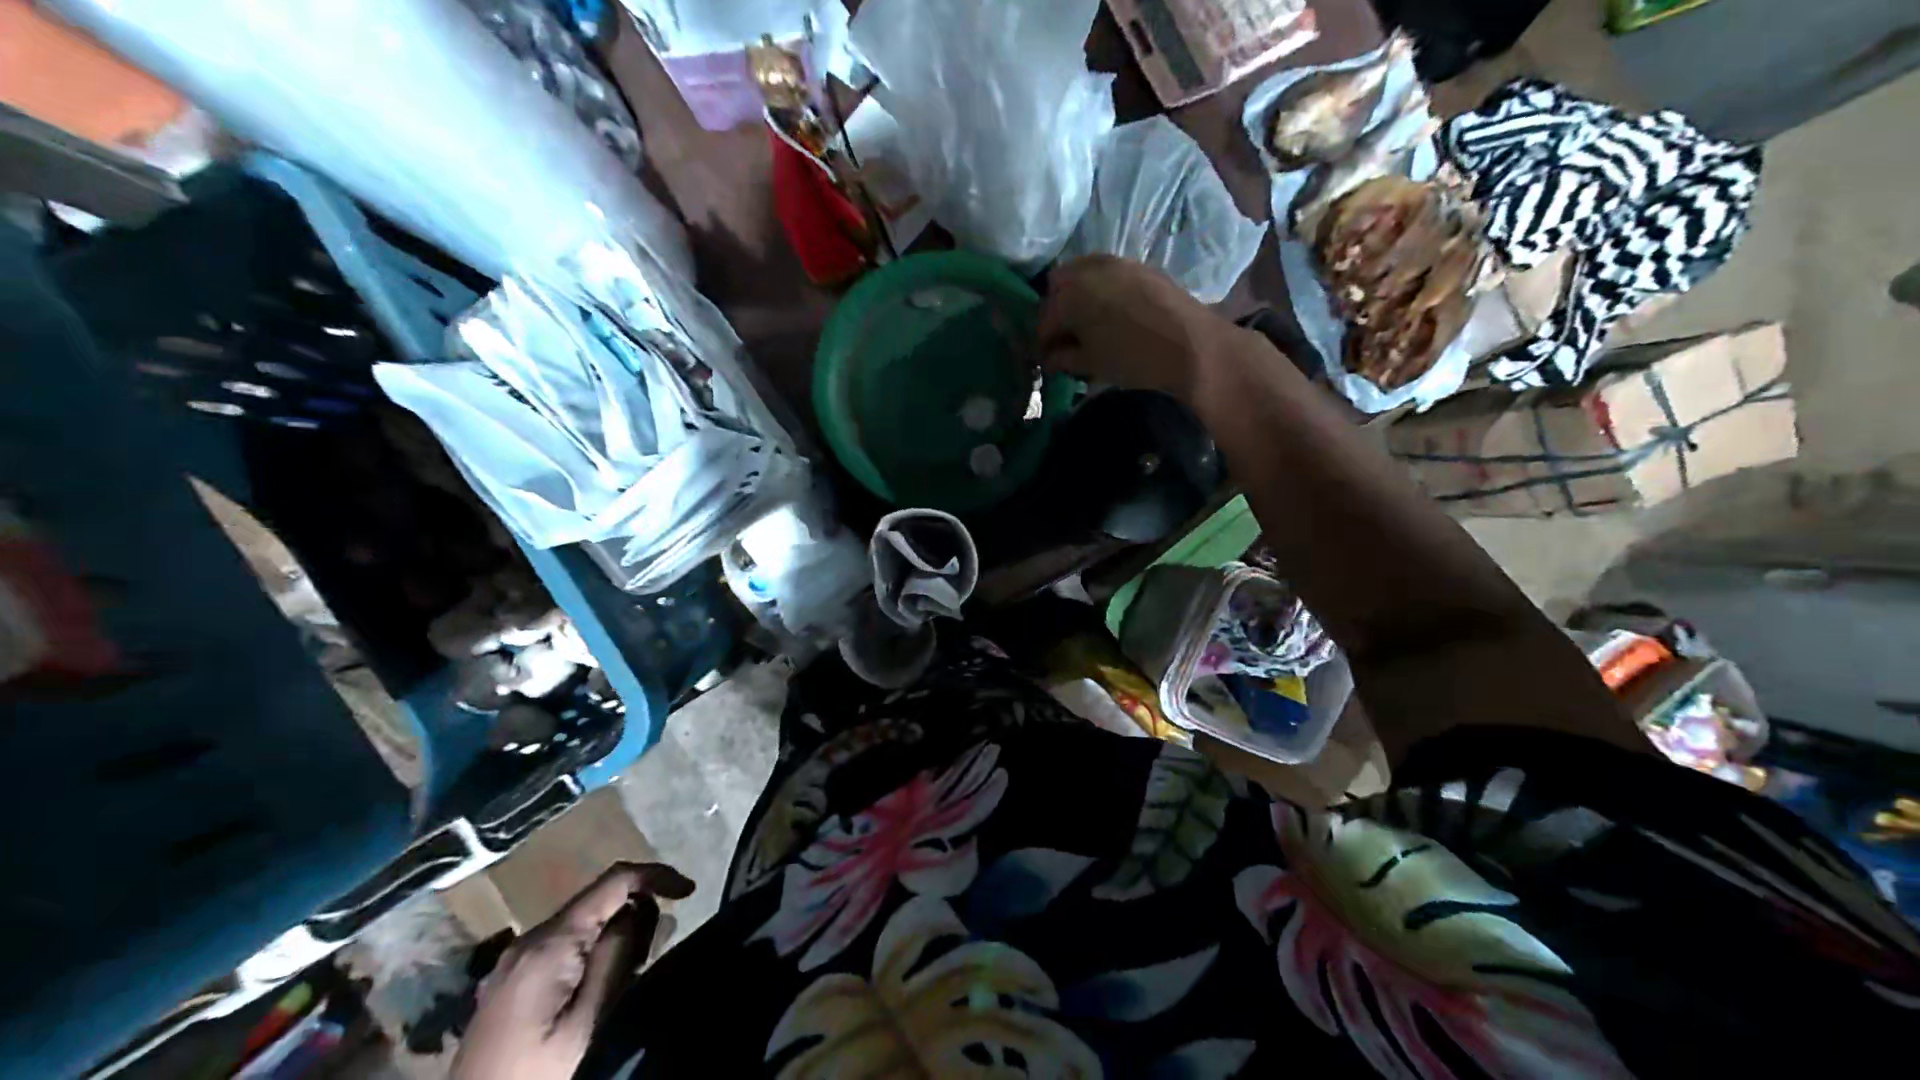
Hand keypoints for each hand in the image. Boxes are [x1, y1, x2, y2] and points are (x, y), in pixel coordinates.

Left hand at [450, 863, 693, 1079]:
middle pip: (598, 898)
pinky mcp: (510, 978)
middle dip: (636, 910)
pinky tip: (599, 981)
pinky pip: (563, 943)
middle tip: (655, 951)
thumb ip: (616, 958)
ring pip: (582, 921)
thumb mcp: (587, 1021)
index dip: (656, 875)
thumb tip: (640, 908)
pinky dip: (593, 946)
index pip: (613, 880)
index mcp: (549, 943)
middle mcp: (528, 938)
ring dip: (616, 931)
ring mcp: (514, 958)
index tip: (689, 892)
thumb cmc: (534, 1074)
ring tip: (630, 971)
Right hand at [1038, 256, 1234, 403]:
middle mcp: (1090, 269)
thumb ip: (1064, 358)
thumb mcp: (1092, 364)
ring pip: (1084, 276)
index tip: (1046, 358)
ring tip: (1088, 327)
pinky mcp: (1142, 267)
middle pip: (1059, 287)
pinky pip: (1109, 275)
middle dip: (1057, 312)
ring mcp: (1119, 263)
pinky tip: (1112, 316)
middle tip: (1064, 339)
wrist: (1196, 350)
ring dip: (1079, 298)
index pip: (1043, 319)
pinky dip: (1102, 292)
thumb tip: (1051, 357)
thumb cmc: (1135, 362)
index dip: (1042, 341)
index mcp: (1070, 295)